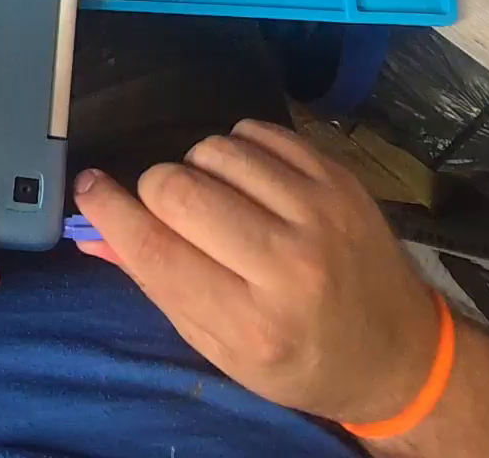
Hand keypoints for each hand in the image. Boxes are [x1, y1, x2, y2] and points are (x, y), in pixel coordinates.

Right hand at [72, 119, 439, 425]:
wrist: (398, 353)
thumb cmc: (295, 358)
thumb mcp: (217, 345)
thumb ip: (152, 281)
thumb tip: (91, 230)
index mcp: (251, 324)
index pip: (154, 248)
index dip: (108, 210)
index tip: (89, 187)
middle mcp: (288, 266)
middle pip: (176, 187)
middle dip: (155, 191)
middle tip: (171, 211)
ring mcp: (320, 212)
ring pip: (212, 150)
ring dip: (198, 168)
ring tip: (218, 199)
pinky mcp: (337, 176)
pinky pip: (254, 130)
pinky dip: (236, 149)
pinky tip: (249, 180)